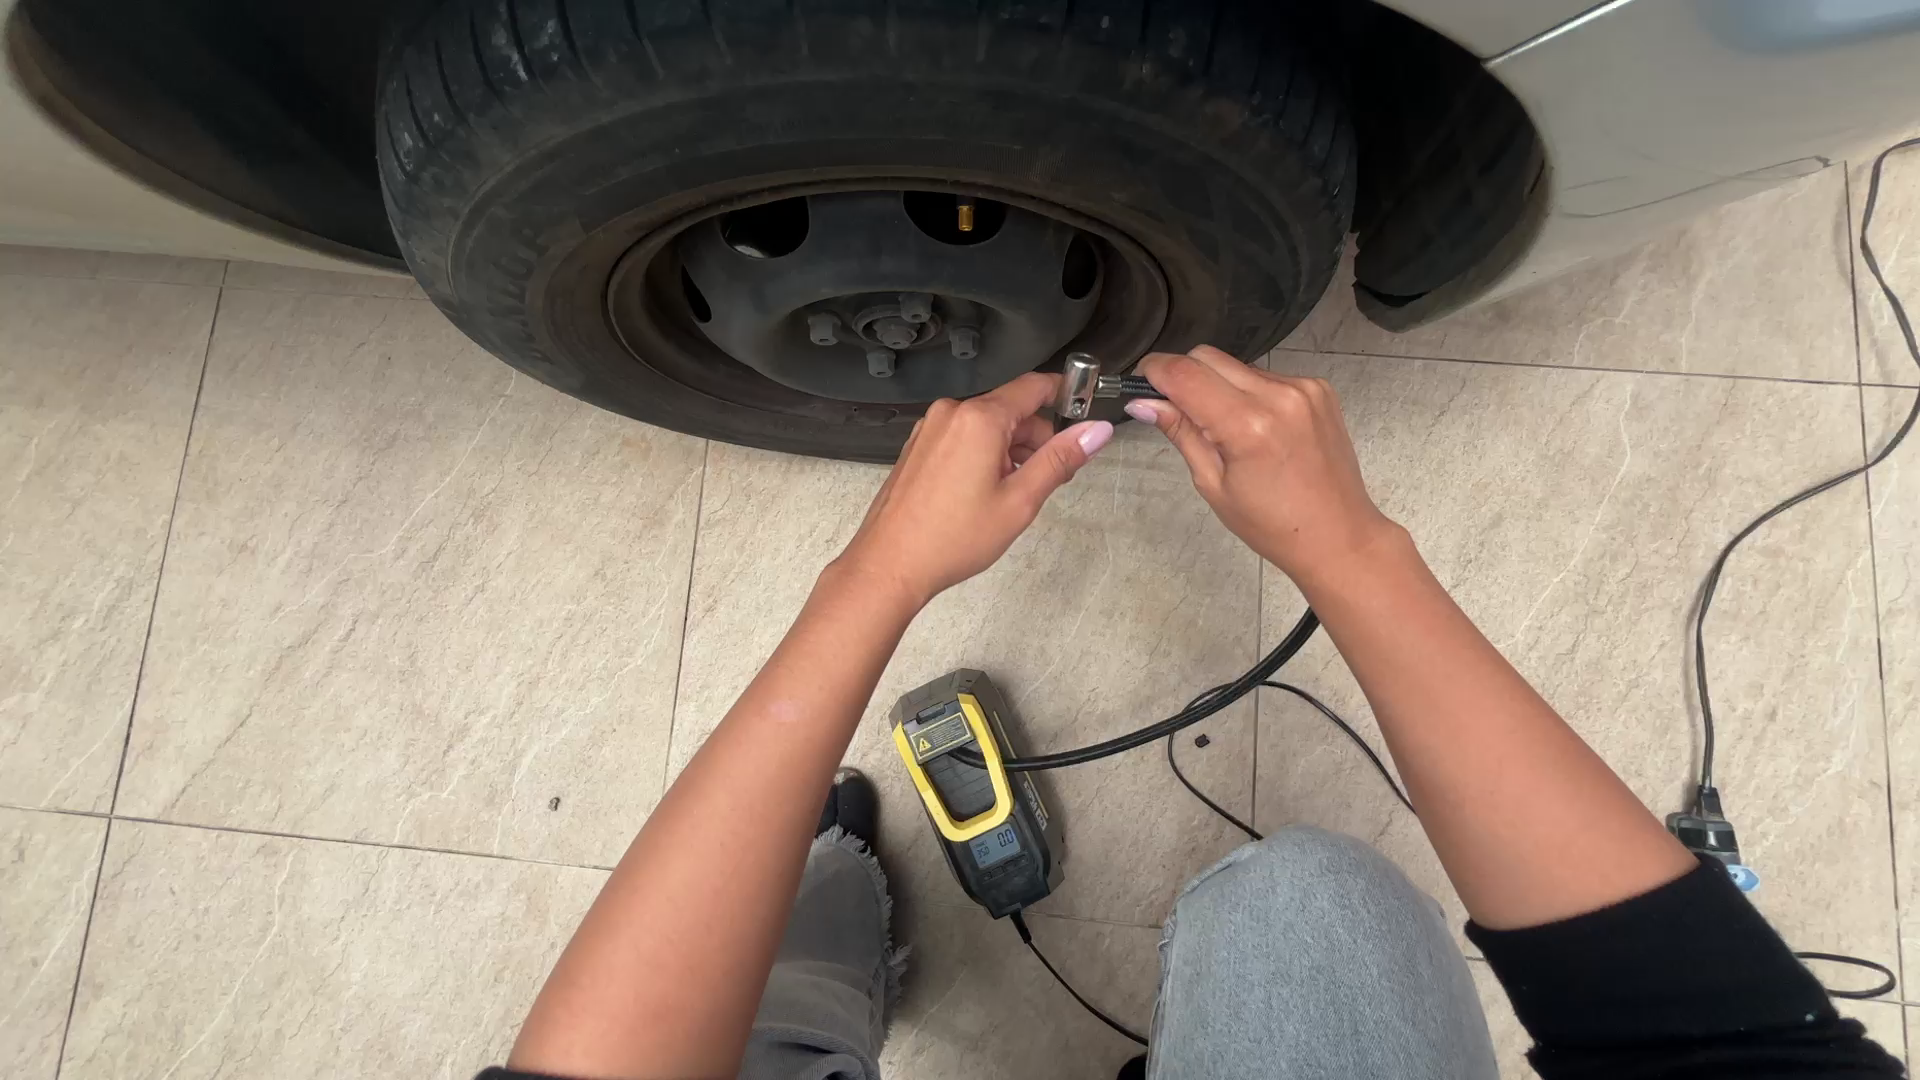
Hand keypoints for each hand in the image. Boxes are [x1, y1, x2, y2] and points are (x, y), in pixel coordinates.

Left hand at [832, 372, 1113, 606]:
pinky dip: (982, 455)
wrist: (890, 564)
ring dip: (1008, 450)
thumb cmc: (952, 538)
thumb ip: (1060, 459)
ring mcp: (929, 428)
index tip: (1083, 412)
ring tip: (1011, 495)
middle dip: (1036, 438)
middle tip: (1048, 478)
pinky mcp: (918, 447)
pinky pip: (962, 437)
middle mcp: (951, 413)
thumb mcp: (1020, 501)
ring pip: (986, 425)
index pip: (1034, 386)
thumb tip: (1096, 430)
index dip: (1065, 396)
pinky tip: (982, 493)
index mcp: (979, 418)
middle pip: (1011, 408)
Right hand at [1127, 346, 1399, 584]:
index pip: (1185, 374)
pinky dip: (1246, 392)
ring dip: (1214, 385)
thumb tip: (1141, 404)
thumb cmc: (1269, 524)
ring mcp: (1303, 387)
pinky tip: (1253, 427)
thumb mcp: (1212, 484)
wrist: (1338, 534)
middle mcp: (1278, 395)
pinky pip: (1264, 376)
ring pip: (1235, 365)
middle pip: (1207, 357)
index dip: (1153, 371)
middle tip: (1172, 407)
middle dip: (1181, 374)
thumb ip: (1181, 433)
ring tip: (1219, 427)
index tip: (1139, 383)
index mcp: (1247, 425)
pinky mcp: (1318, 388)